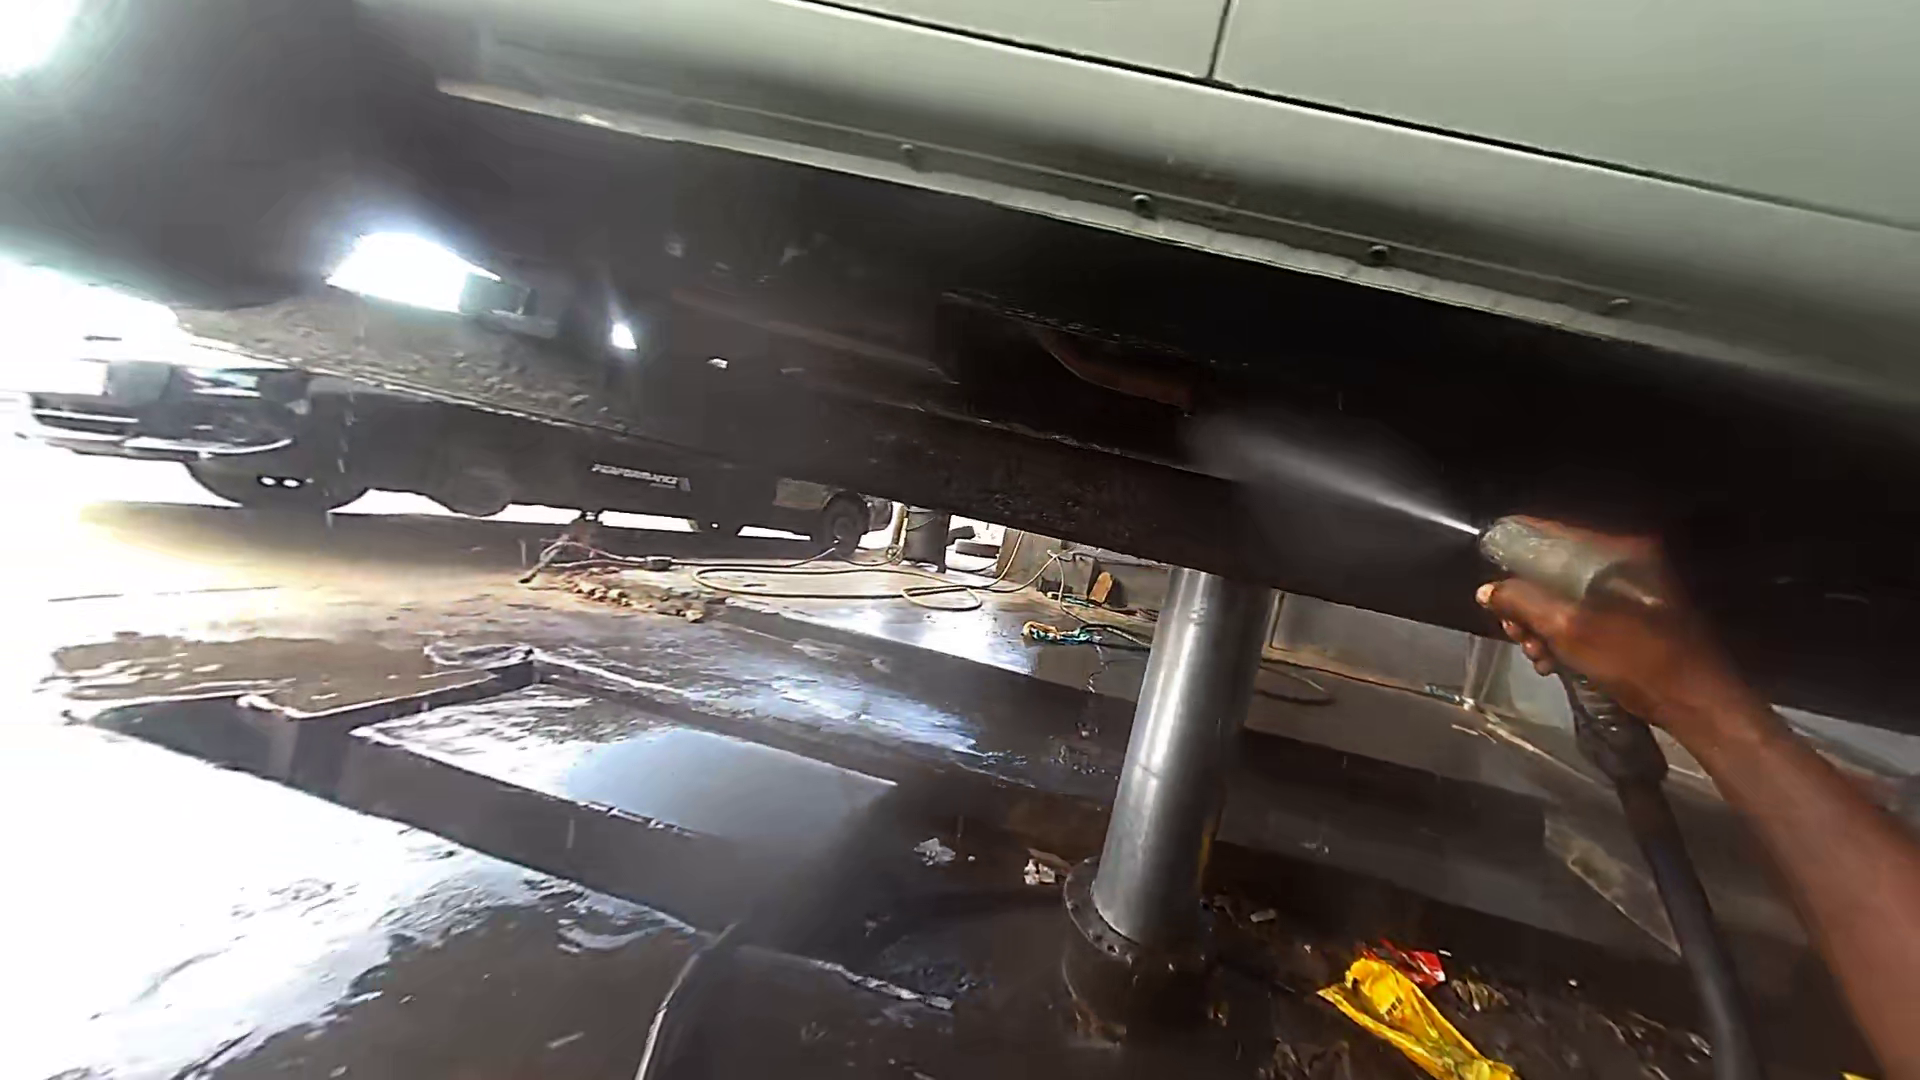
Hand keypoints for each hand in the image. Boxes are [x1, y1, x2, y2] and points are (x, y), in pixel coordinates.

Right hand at [1475, 519, 1755, 730]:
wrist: (1698, 707)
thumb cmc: (1636, 660)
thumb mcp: (1567, 627)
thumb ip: (1519, 601)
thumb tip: (1486, 590)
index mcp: (1616, 555)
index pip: (1546, 534)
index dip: (1509, 549)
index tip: (1487, 572)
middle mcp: (1622, 566)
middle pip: (1546, 571)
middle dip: (1520, 602)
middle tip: (1513, 631)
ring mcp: (1627, 592)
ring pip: (1557, 597)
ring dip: (1535, 625)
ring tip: (1534, 653)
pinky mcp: (1629, 618)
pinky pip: (1577, 615)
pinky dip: (1557, 636)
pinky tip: (1550, 660)